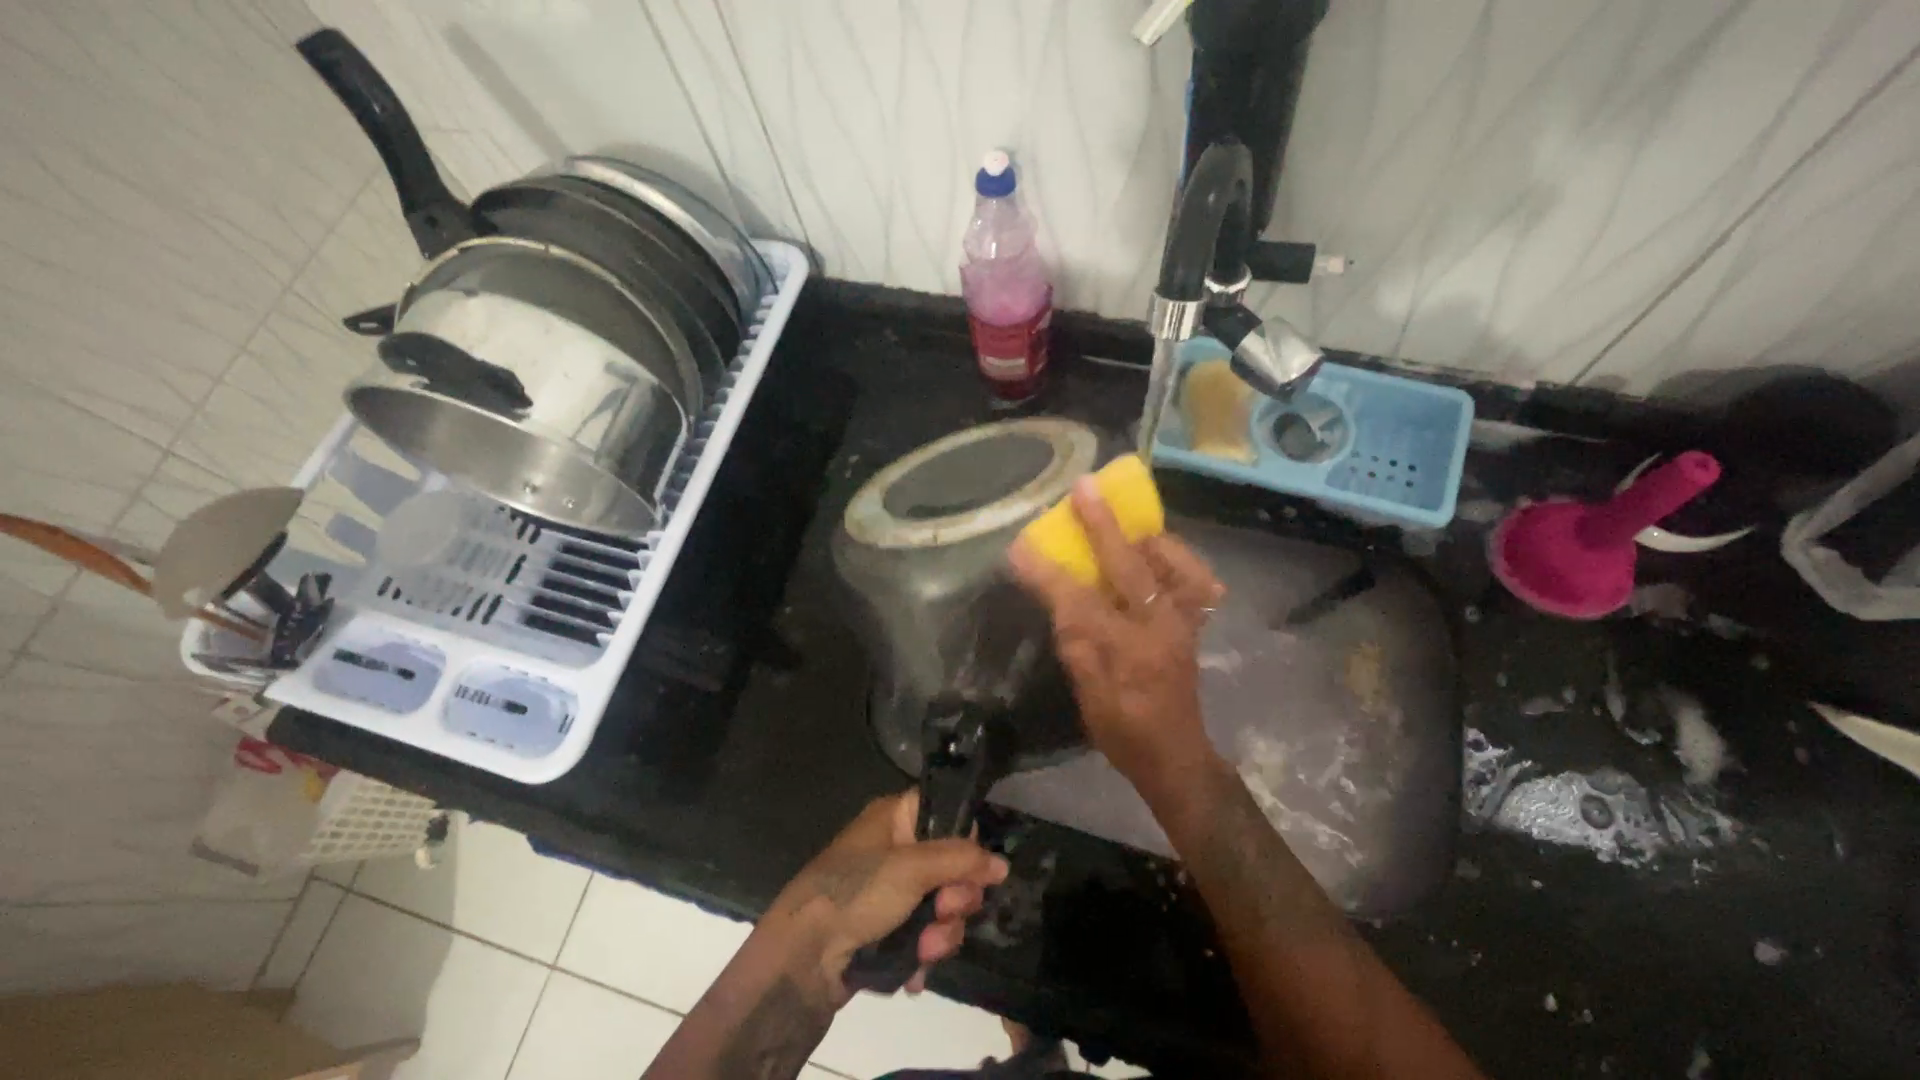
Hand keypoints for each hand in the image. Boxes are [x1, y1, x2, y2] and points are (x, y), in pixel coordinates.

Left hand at [764, 791, 1007, 1004]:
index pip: (947, 814)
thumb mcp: (911, 868)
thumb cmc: (855, 893)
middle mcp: (896, 851)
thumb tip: (1002, 863)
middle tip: (944, 910)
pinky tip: (916, 969)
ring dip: (941, 933)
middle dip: (956, 898)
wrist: (802, 957)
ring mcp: (892, 894)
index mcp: (895, 819)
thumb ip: (961, 860)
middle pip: (954, 866)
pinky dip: (925, 953)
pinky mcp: (889, 931)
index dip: (966, 841)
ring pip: (944, 907)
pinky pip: (927, 936)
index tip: (975, 867)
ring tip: (923, 949)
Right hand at [1008, 476, 1225, 786]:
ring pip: (1177, 563)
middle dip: (1102, 525)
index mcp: (1127, 650)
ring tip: (1127, 523)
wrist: (1174, 755)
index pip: (1080, 599)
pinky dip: (1176, 561)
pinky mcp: (1195, 624)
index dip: (1049, 571)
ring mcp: (1185, 623)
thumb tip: (1052, 592)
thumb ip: (1072, 638)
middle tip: (1083, 488)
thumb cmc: (1123, 729)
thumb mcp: (1087, 690)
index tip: (1021, 546)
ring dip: (1148, 536)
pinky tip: (1157, 557)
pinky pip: (1194, 580)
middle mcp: (1162, 627)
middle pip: (1131, 565)